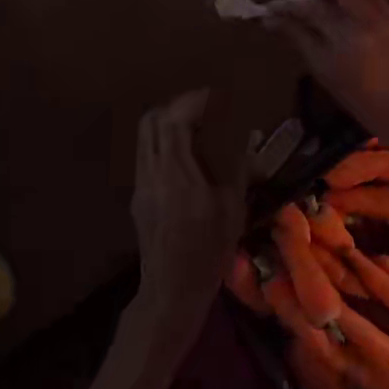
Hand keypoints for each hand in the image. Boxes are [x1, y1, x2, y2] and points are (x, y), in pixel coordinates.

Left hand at [130, 90, 244, 323]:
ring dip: (168, 123)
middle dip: (176, 107)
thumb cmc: (209, 254)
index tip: (212, 97)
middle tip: (202, 108)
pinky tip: (186, 155)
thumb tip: (250, 143)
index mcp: (178, 178)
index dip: (190, 103)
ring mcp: (141, 186)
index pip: (173, 124)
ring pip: (145, 137)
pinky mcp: (138, 197)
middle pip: (151, 122)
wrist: (171, 292)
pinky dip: (164, 142)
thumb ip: (240, 172)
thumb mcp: (233, 212)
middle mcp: (153, 176)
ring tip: (196, 127)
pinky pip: (147, 154)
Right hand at [263, 0, 388, 128]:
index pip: (314, 7)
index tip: (273, 6)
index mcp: (348, 38)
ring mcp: (386, 14)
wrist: (386, 97)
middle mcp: (369, 20)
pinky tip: (344, 4)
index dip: (290, 3)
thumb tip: (269, 17)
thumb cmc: (346, 85)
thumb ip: (295, 33)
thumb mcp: (316, 62)